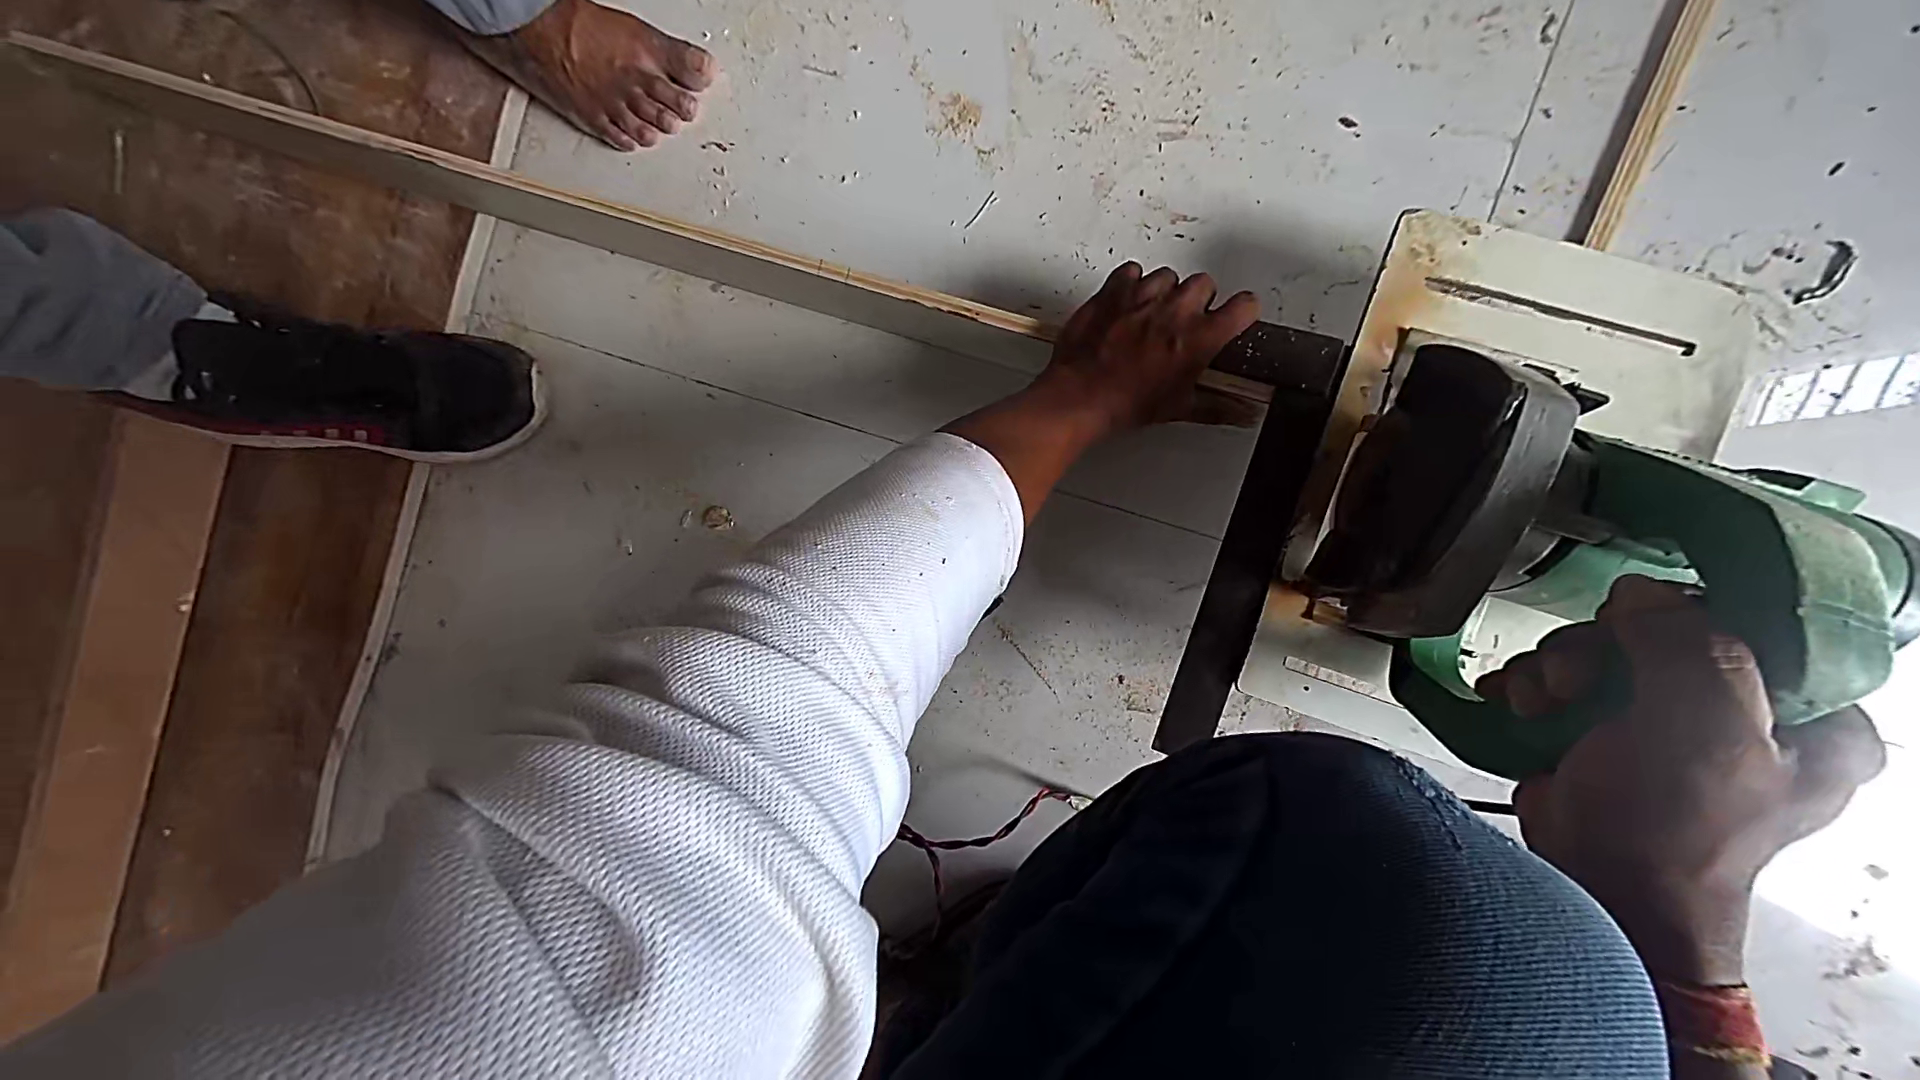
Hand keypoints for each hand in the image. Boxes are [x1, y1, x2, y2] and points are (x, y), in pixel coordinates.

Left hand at [945, 263, 1259, 521]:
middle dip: (1198, 301)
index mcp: (1199, 338)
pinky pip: (1130, 273)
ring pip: (1167, 276)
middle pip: (1204, 283)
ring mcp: (1142, 298)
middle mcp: (1174, 311)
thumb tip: (1241, 413)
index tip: (1232, 319)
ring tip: (1150, 316)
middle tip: (1181, 324)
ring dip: (1163, 292)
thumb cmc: (1123, 404)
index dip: (1240, 312)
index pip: (1244, 305)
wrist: (1079, 399)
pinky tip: (1126, 304)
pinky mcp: (1112, 293)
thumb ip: (1217, 407)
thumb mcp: (1177, 409)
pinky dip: (1130, 284)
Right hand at [1477, 577, 1886, 985]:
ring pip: (1598, 653)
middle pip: (1655, 635)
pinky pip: (1561, 677)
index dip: (1683, 617)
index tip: (1628, 632)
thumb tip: (1641, 591)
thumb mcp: (1702, 739)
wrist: (1595, 883)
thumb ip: (1689, 656)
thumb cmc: (1669, 827)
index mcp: (1807, 718)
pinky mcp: (1599, 727)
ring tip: (1535, 705)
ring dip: (1551, 670)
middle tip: (1568, 683)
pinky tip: (1516, 703)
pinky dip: (1529, 683)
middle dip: (1594, 652)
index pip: (1752, 627)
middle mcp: (1737, 712)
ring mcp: (1661, 720)